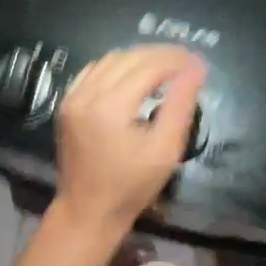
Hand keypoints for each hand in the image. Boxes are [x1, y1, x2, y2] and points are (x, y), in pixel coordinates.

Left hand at [52, 44, 206, 234]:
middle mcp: (86, 95)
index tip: (198, 63)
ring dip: (138, 59)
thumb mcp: (165, 150)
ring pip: (109, 60)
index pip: (148, 65)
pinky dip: (116, 67)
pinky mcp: (67, 105)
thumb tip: (196, 68)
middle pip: (128, 58)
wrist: (88, 210)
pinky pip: (93, 72)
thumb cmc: (131, 186)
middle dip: (160, 55)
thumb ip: (180, 105)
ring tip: (164, 69)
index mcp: (110, 106)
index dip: (176, 59)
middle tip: (186, 63)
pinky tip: (133, 77)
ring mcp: (72, 98)